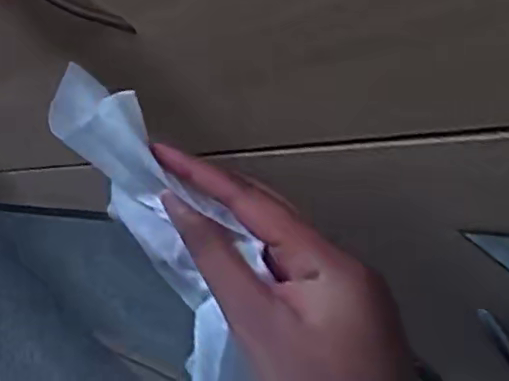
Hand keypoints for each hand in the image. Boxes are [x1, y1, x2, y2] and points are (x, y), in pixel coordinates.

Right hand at [154, 143, 418, 380]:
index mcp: (332, 263)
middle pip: (269, 208)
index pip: (252, 200)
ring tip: (184, 191)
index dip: (200, 172)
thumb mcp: (253, 317)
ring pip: (276, 230)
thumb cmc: (310, 380)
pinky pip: (285, 254)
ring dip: (229, 210)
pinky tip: (221, 235)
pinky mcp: (342, 307)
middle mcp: (346, 266)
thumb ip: (212, 252)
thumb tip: (175, 200)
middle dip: (215, 185)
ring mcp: (349, 287)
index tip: (158, 150)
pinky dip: (247, 238)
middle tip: (165, 165)